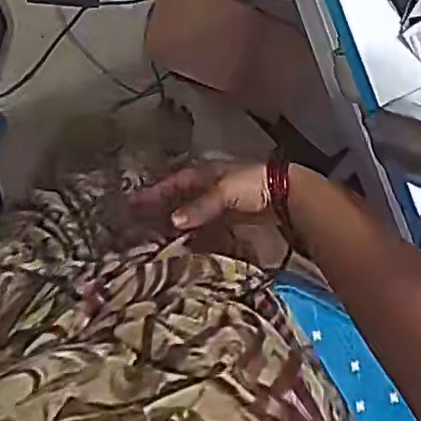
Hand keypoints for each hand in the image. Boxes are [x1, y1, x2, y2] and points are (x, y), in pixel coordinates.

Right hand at [131, 153, 276, 231]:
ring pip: (193, 214)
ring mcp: (222, 203)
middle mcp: (211, 186)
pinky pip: (208, 227)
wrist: (287, 195)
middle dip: (162, 209)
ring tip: (158, 240)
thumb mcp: (224, 191)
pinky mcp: (232, 219)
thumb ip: (200, 207)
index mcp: (206, 172)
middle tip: (139, 223)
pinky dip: (196, 236)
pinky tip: (187, 247)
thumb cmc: (253, 185)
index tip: (133, 202)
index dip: (155, 192)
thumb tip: (174, 221)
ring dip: (178, 225)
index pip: (174, 182)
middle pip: (181, 198)